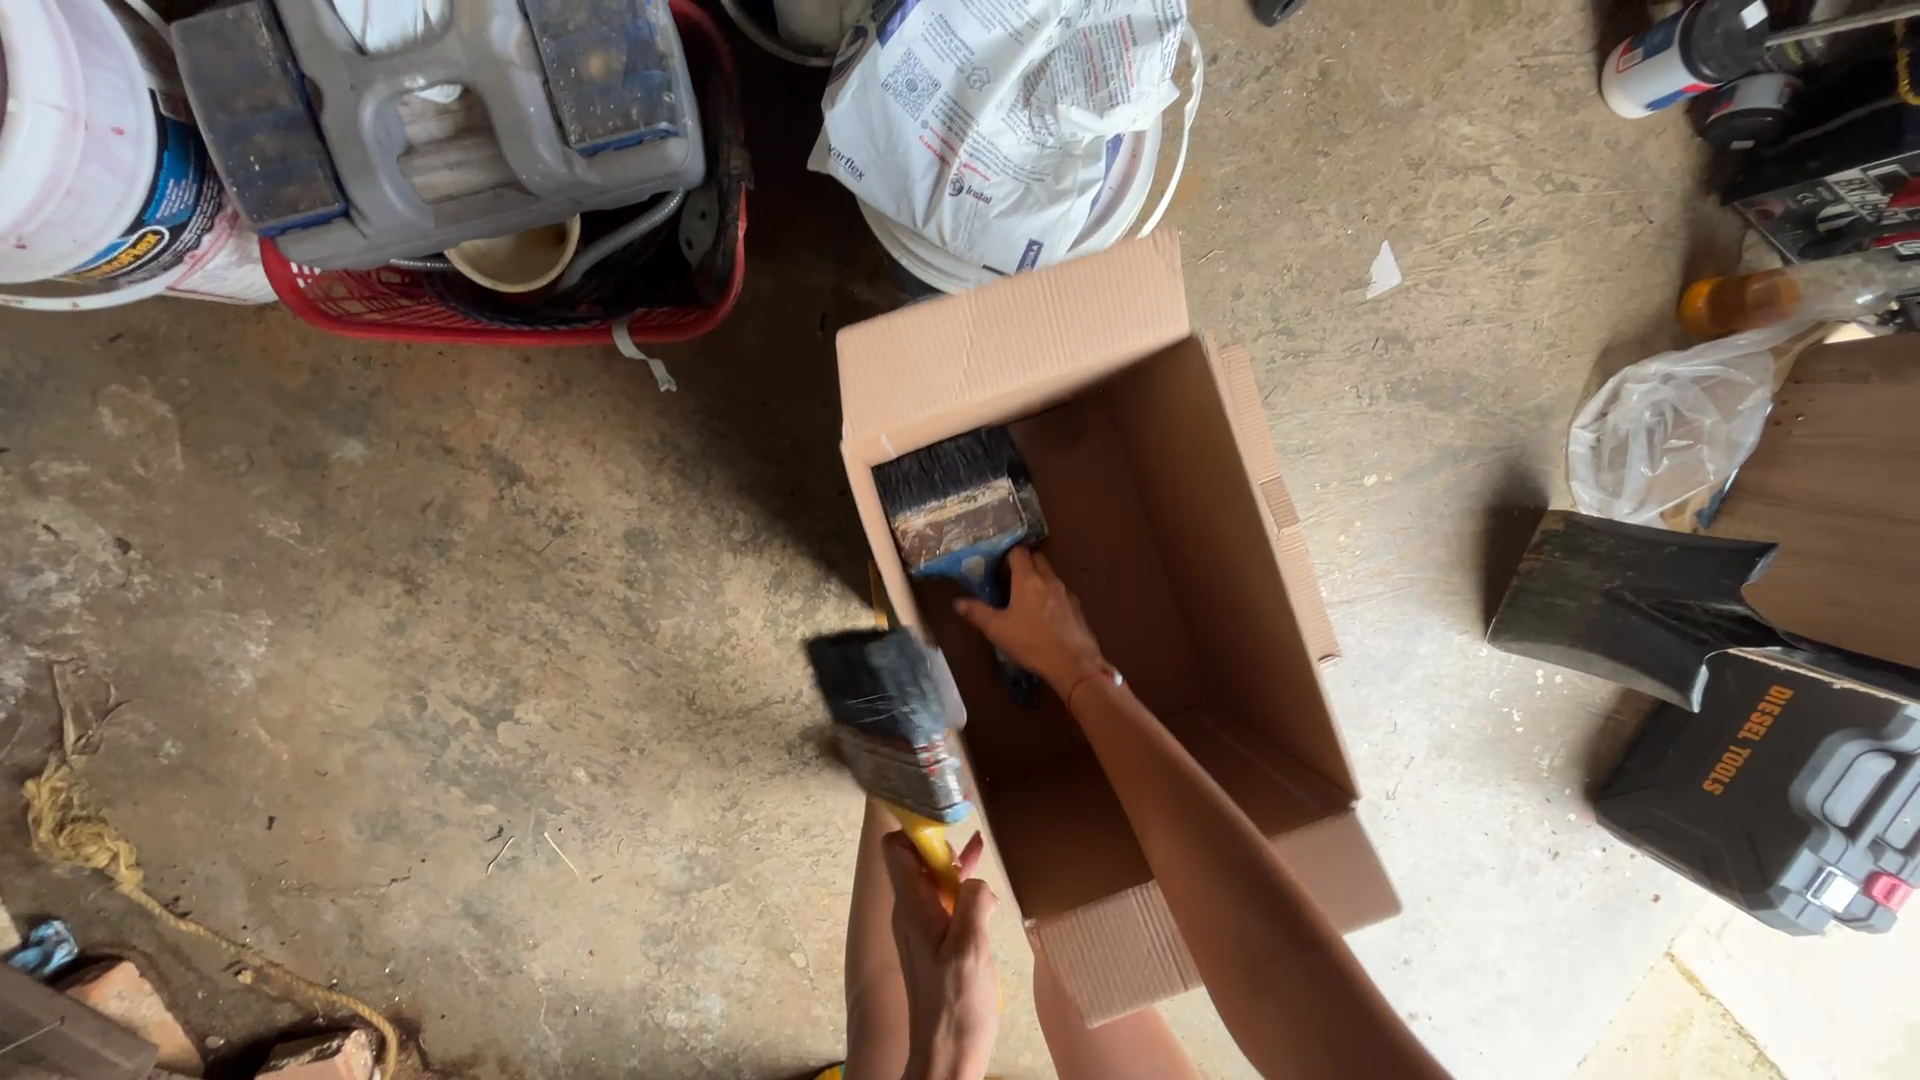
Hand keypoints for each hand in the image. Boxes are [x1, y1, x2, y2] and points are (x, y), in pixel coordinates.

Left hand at [885, 830, 999, 1079]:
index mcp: (912, 907)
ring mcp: (923, 927)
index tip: (945, 816)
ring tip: (981, 844)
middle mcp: (911, 911)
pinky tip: (983, 877)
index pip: (896, 848)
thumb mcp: (970, 950)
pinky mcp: (937, 942)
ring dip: (955, 863)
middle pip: (916, 858)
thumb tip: (976, 882)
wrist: (947, 1057)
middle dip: (940, 840)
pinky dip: (962, 885)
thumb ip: (973, 903)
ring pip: (934, 879)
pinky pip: (946, 901)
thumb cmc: (956, 1006)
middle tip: (969, 828)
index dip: (916, 826)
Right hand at [953, 547, 1106, 693]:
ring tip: (1024, 599)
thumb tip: (957, 602)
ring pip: (1050, 575)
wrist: (1074, 663)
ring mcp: (1066, 592)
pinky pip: (1060, 592)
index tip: (998, 567)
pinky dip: (1049, 595)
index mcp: (1028, 579)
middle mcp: (1049, 579)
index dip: (1007, 555)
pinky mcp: (1077, 606)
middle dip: (1024, 563)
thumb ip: (977, 613)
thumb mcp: (998, 630)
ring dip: (1037, 580)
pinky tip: (1043, 616)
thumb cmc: (1032, 643)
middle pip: (1037, 558)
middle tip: (1009, 580)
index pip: (1018, 551)